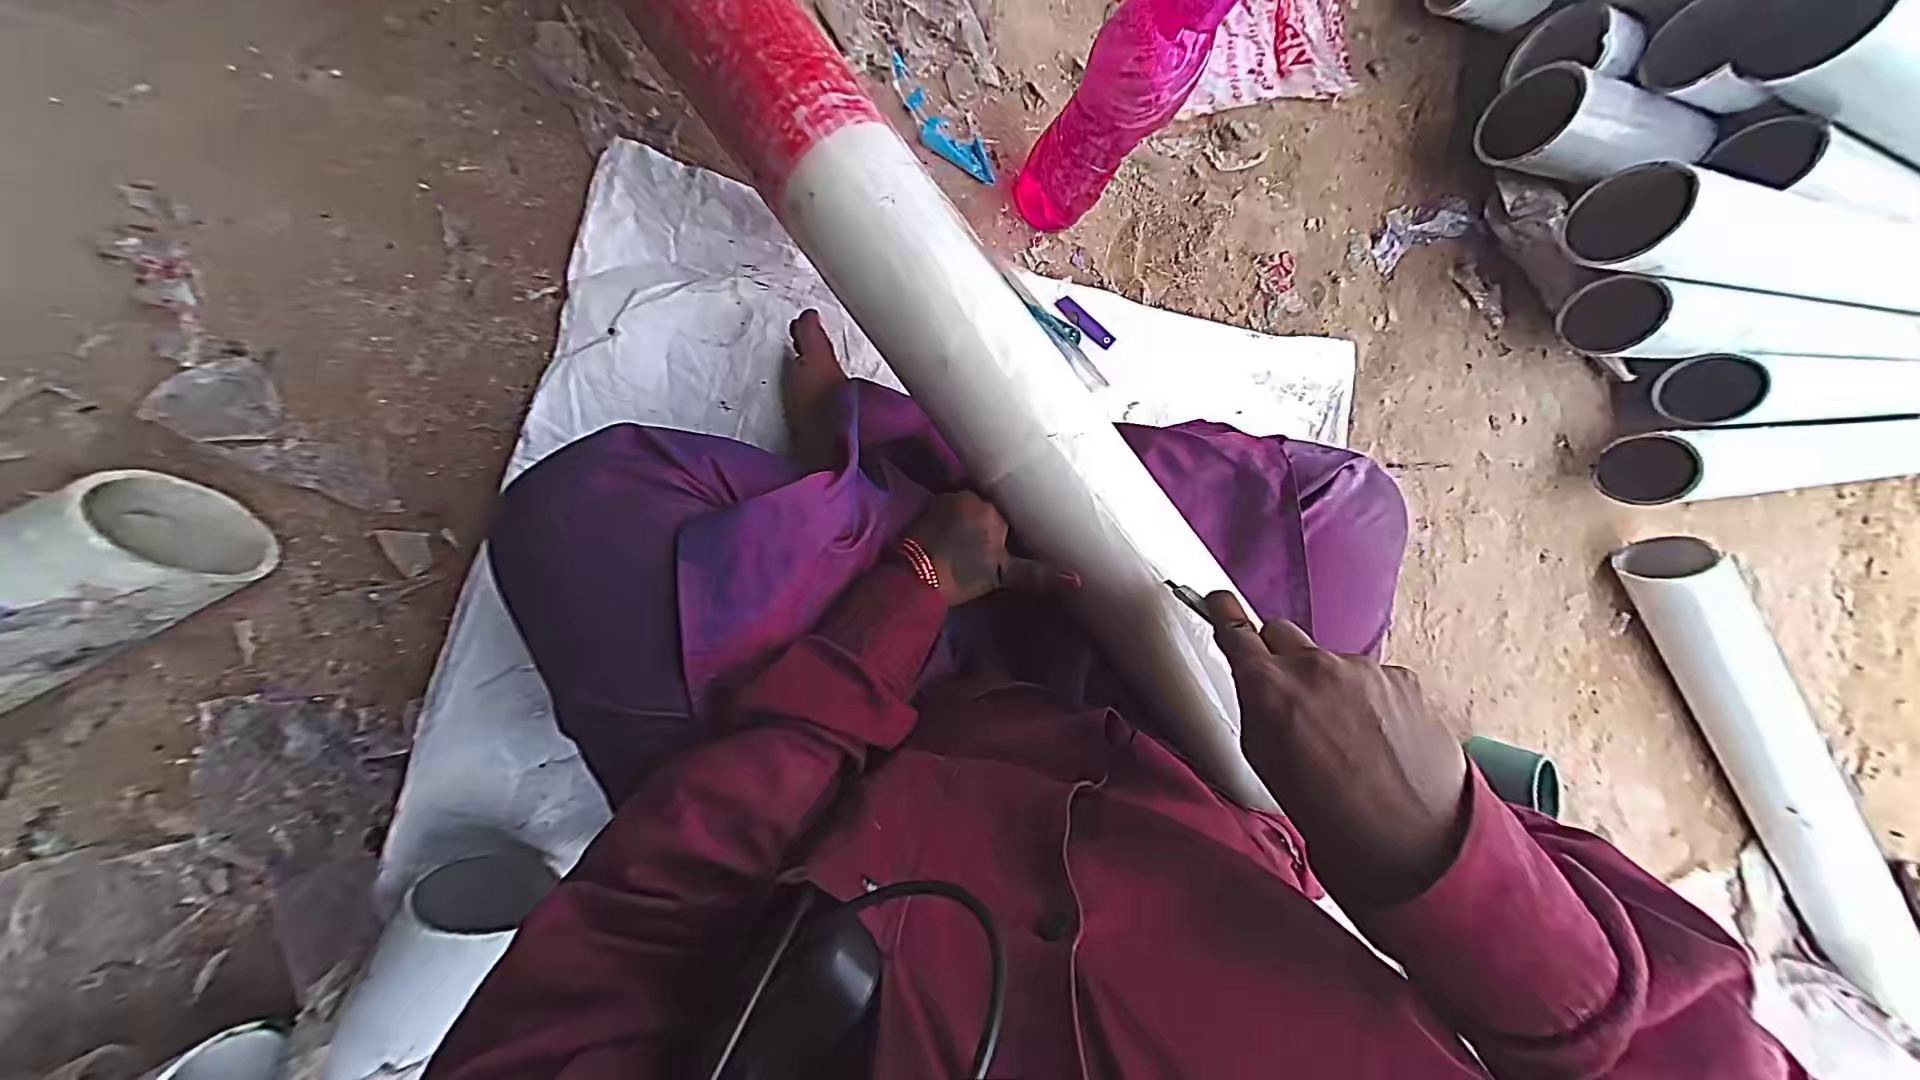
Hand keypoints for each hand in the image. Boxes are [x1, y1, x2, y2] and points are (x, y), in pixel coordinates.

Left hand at [903, 493, 1078, 607]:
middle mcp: (971, 495)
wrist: (913, 577)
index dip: (1016, 517)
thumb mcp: (1001, 576)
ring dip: (973, 513)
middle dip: (993, 513)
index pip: (1012, 505)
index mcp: (993, 509)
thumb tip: (1076, 580)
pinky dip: (954, 515)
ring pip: (969, 501)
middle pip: (990, 500)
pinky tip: (954, 531)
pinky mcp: (928, 506)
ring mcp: (947, 498)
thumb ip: (1037, 574)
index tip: (1016, 530)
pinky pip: (949, 504)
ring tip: (974, 532)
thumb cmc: (960, 575)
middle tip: (995, 534)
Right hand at [1206, 592, 1468, 904]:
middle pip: (1280, 632)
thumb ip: (1253, 703)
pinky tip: (1375, 733)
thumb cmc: (1328, 810)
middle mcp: (1312, 665)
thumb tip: (1254, 682)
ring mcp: (1361, 668)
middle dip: (1278, 654)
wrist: (1410, 841)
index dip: (1224, 613)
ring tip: (1344, 732)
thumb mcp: (1259, 755)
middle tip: (1287, 691)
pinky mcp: (1401, 677)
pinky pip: (1369, 675)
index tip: (1220, 601)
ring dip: (1328, 681)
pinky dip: (1367, 695)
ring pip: (1327, 658)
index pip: (1235, 629)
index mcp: (1267, 685)